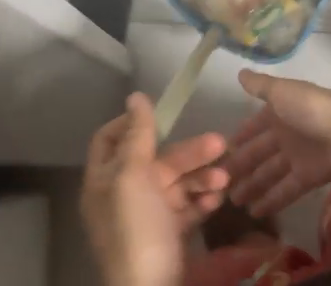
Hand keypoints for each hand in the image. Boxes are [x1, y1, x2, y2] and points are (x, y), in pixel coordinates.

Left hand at [83, 93, 229, 285]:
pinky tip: (217, 201)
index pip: (110, 139)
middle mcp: (123, 195)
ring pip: (177, 182)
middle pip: (156, 159)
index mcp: (104, 181)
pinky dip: (203, 201)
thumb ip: (137, 136)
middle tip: (220, 145)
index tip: (161, 115)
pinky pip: (187, 207)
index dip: (132, 123)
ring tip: (225, 181)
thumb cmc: (136, 230)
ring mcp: (148, 216)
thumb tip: (136, 96)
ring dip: (202, 177)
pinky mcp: (169, 234)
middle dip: (189, 152)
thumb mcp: (132, 178)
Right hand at [225, 70, 330, 217]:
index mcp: (280, 112)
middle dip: (242, 166)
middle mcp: (287, 135)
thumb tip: (240, 72)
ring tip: (232, 202)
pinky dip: (270, 201)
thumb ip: (260, 86)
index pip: (255, 127)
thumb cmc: (309, 107)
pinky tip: (253, 213)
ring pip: (269, 174)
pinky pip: (284, 191)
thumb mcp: (281, 91)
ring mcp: (297, 158)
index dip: (241, 137)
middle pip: (259, 153)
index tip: (221, 151)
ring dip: (253, 186)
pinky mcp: (306, 178)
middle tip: (219, 183)